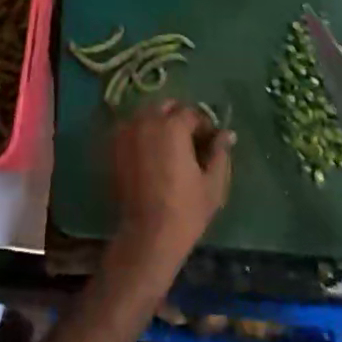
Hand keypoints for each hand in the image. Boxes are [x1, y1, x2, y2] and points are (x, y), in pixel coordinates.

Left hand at [110, 100, 233, 260]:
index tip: (210, 142)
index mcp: (173, 126)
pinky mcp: (115, 147)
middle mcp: (147, 121)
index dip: (204, 126)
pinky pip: (130, 128)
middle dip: (179, 117)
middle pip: (166, 106)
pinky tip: (150, 152)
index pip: (192, 113)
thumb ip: (220, 153)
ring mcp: (127, 132)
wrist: (148, 235)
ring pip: (146, 114)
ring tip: (170, 146)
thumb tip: (227, 134)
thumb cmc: (186, 210)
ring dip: (159, 122)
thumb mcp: (213, 184)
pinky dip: (141, 131)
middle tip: (190, 141)